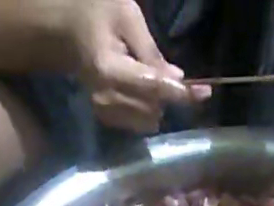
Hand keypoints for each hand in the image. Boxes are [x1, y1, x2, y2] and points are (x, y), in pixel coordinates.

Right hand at [67, 0, 207, 131]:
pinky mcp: (104, 117)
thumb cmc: (98, 14)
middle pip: (151, 109)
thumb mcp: (127, 17)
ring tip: (162, 85)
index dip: (181, 93)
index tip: (205, 93)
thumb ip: (151, 50)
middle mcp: (104, 97)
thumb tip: (176, 79)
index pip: (152, 88)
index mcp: (109, 70)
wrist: (68, 32)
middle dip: (170, 97)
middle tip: (184, 82)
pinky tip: (149, 96)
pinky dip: (148, 111)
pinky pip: (135, 122)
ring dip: (160, 105)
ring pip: (145, 120)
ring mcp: (103, 110)